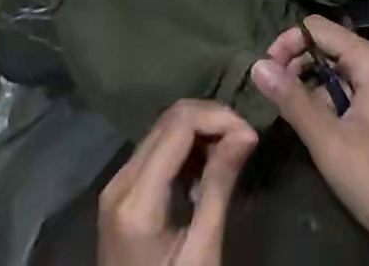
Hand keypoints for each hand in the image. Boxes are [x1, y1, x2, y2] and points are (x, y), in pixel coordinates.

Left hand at [98, 100, 258, 265]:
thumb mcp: (203, 250)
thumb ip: (220, 186)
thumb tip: (247, 131)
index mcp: (136, 199)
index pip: (181, 123)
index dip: (220, 117)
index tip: (251, 136)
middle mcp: (120, 181)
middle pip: (171, 119)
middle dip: (213, 119)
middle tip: (244, 142)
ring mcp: (117, 185)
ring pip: (165, 129)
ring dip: (202, 130)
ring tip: (230, 155)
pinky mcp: (122, 192)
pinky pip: (158, 148)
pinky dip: (188, 146)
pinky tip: (207, 169)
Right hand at [249, 16, 368, 265]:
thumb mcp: (329, 141)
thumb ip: (293, 100)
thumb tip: (257, 64)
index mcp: (368, 59)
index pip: (317, 28)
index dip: (287, 44)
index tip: (262, 74)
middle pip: (323, 46)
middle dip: (292, 65)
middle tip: (268, 97)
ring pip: (329, 71)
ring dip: (303, 86)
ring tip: (281, 112)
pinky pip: (339, 92)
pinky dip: (318, 102)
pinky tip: (305, 125)